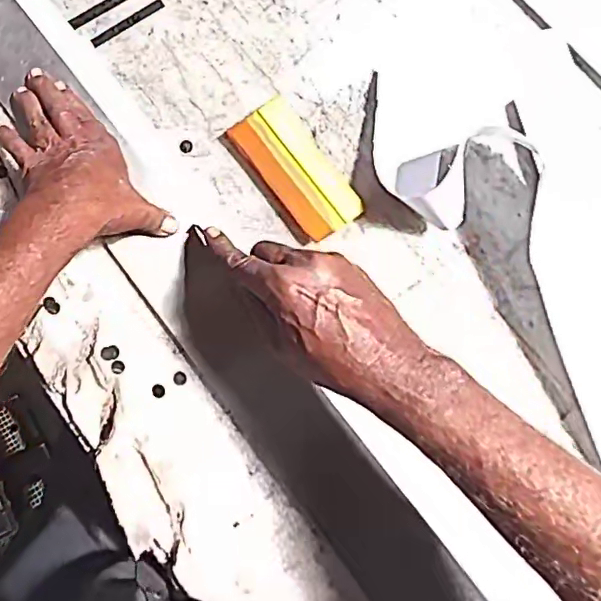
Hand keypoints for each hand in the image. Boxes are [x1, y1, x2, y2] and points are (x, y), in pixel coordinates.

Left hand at [0, 70, 174, 243]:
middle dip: (48, 91)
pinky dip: (6, 138)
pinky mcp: (31, 168)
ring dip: (27, 106)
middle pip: (57, 109)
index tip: (67, 90)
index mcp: (98, 146)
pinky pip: (15, 148)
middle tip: (38, 77)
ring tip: (20, 92)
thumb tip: (167, 223)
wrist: (69, 213)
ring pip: (36, 121)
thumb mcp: (135, 211)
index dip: (75, 101)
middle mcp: (72, 143)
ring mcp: (50, 153)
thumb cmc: (98, 205)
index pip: (86, 116)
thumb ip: (152, 215)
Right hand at [196, 228, 440, 409]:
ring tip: (306, 310)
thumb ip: (257, 310)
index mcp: (284, 286)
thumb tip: (248, 292)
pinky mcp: (349, 265)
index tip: (212, 236)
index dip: (220, 248)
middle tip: (267, 296)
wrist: (387, 364)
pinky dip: (313, 277)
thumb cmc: (342, 363)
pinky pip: (317, 263)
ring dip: (289, 274)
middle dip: (261, 270)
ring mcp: (331, 263)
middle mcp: (307, 267)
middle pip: (266, 252)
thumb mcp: (282, 346)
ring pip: (293, 256)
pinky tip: (324, 306)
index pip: (241, 261)